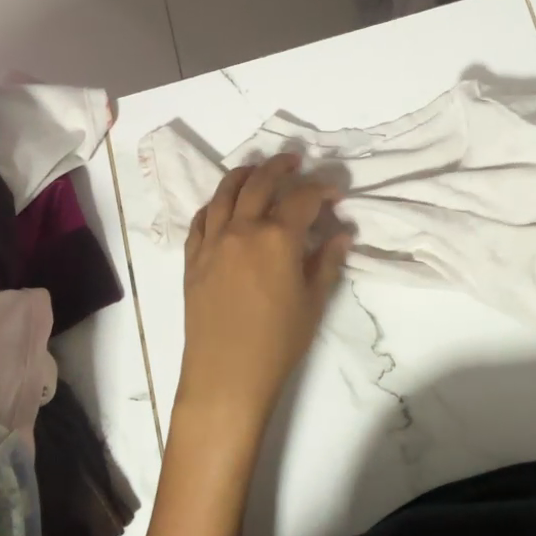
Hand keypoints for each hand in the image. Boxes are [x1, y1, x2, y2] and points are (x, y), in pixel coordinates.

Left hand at [179, 154, 350, 423]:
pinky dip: (215, 203)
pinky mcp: (192, 258)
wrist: (226, 373)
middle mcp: (242, 228)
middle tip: (295, 162)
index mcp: (277, 237)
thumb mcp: (313, 302)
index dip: (322, 189)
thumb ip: (327, 262)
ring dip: (244, 174)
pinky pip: (201, 218)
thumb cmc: (278, 341)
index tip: (335, 194)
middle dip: (281, 166)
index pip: (303, 197)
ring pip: (225, 192)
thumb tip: (342, 234)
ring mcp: (213, 241)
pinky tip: (223, 205)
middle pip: (260, 182)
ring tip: (257, 169)